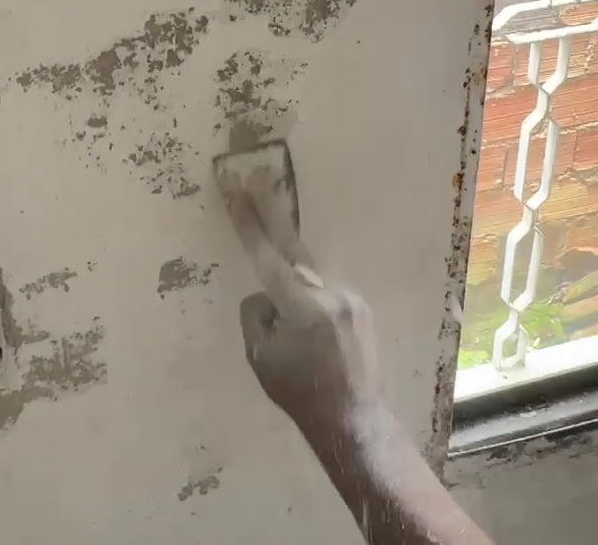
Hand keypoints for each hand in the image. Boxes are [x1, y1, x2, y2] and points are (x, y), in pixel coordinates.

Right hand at [222, 185, 382, 435]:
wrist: (355, 421)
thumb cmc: (299, 393)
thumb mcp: (260, 356)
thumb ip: (255, 313)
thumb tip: (264, 292)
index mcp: (301, 306)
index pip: (266, 254)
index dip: (248, 221)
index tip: (236, 189)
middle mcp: (329, 293)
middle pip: (292, 243)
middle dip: (271, 208)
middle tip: (256, 175)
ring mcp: (349, 296)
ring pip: (308, 276)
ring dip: (292, 282)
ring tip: (291, 320)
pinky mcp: (361, 305)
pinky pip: (324, 292)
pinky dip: (310, 301)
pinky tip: (312, 333)